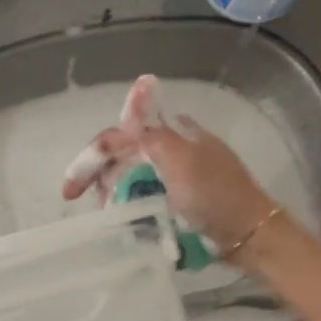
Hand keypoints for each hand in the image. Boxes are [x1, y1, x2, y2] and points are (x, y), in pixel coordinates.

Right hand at [61, 74, 277, 250]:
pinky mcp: (180, 203)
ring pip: (131, 181)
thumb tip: (138, 85)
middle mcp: (173, 151)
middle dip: (101, 180)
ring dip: (115, 197)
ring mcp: (176, 179)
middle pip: (122, 158)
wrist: (248, 235)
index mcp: (174, 134)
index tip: (72, 189)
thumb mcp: (180, 159)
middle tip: (92, 205)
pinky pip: (145, 201)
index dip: (93, 157)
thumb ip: (150, 130)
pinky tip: (126, 223)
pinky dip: (131, 210)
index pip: (121, 135)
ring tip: (109, 217)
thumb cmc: (214, 195)